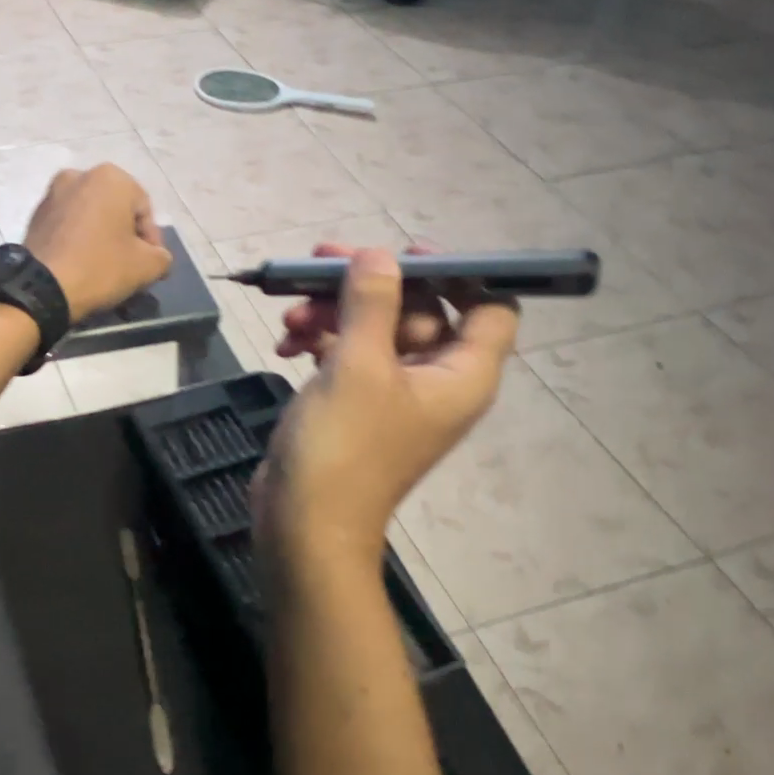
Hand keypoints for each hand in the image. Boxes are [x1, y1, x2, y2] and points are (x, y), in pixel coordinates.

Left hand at [24, 164, 174, 323]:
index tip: (151, 266)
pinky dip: (78, 240)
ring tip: (106, 267)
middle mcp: (79, 175)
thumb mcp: (147, 266)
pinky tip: (82, 264)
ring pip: (90, 217)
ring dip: (101, 237)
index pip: (144, 211)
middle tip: (130, 266)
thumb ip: (162, 256)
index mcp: (110, 177)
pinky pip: (68, 226)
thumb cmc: (100, 268)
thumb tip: (157, 256)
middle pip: (116, 210)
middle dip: (125, 236)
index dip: (152, 242)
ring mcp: (52, 194)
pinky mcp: (35, 216)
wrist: (41, 287)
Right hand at [254, 244, 519, 579]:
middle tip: (317, 266)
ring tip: (288, 318)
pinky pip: (346, 357)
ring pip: (372, 331)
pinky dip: (319, 344)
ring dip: (331, 315)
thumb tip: (379, 254)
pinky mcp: (354, 407)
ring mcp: (392, 396)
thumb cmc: (343, 445)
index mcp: (461, 374)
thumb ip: (372, 303)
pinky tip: (284, 345)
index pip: (488, 307)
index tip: (403, 253)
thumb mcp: (358, 366)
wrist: (303, 521)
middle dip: (365, 289)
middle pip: (416, 311)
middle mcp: (435, 381)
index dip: (455, 273)